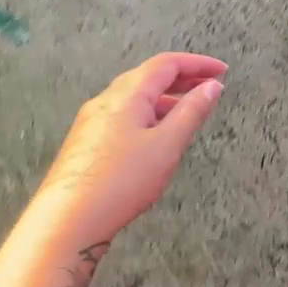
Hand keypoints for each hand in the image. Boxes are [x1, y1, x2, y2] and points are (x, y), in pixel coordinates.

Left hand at [36, 52, 227, 243]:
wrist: (65, 223)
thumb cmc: (121, 181)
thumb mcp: (167, 145)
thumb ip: (192, 112)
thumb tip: (211, 87)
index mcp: (127, 95)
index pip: (166, 64)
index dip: (197, 63)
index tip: (222, 70)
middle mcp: (105, 101)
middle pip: (148, 76)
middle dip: (182, 77)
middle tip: (210, 85)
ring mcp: (91, 122)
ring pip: (134, 97)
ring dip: (166, 97)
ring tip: (190, 111)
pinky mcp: (85, 142)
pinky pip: (123, 115)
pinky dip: (148, 113)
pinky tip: (157, 135)